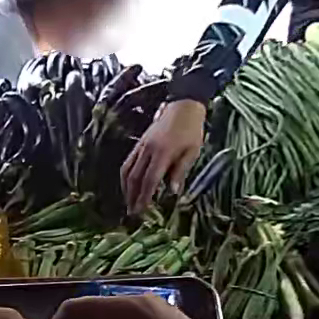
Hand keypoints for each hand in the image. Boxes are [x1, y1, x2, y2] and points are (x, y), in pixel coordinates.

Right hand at [120, 99, 205, 214]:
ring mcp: (141, 146)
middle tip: (132, 212)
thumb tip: (173, 193)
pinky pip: (128, 162)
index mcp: (162, 154)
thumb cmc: (191, 130)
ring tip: (128, 201)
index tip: (141, 211)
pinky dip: (125, 176)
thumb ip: (180, 171)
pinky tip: (127, 184)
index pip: (150, 180)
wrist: (183, 106)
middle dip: (132, 196)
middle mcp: (148, 151)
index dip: (144, 197)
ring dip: (126, 188)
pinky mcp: (139, 143)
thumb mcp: (192, 152)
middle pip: (135, 178)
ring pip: (128, 170)